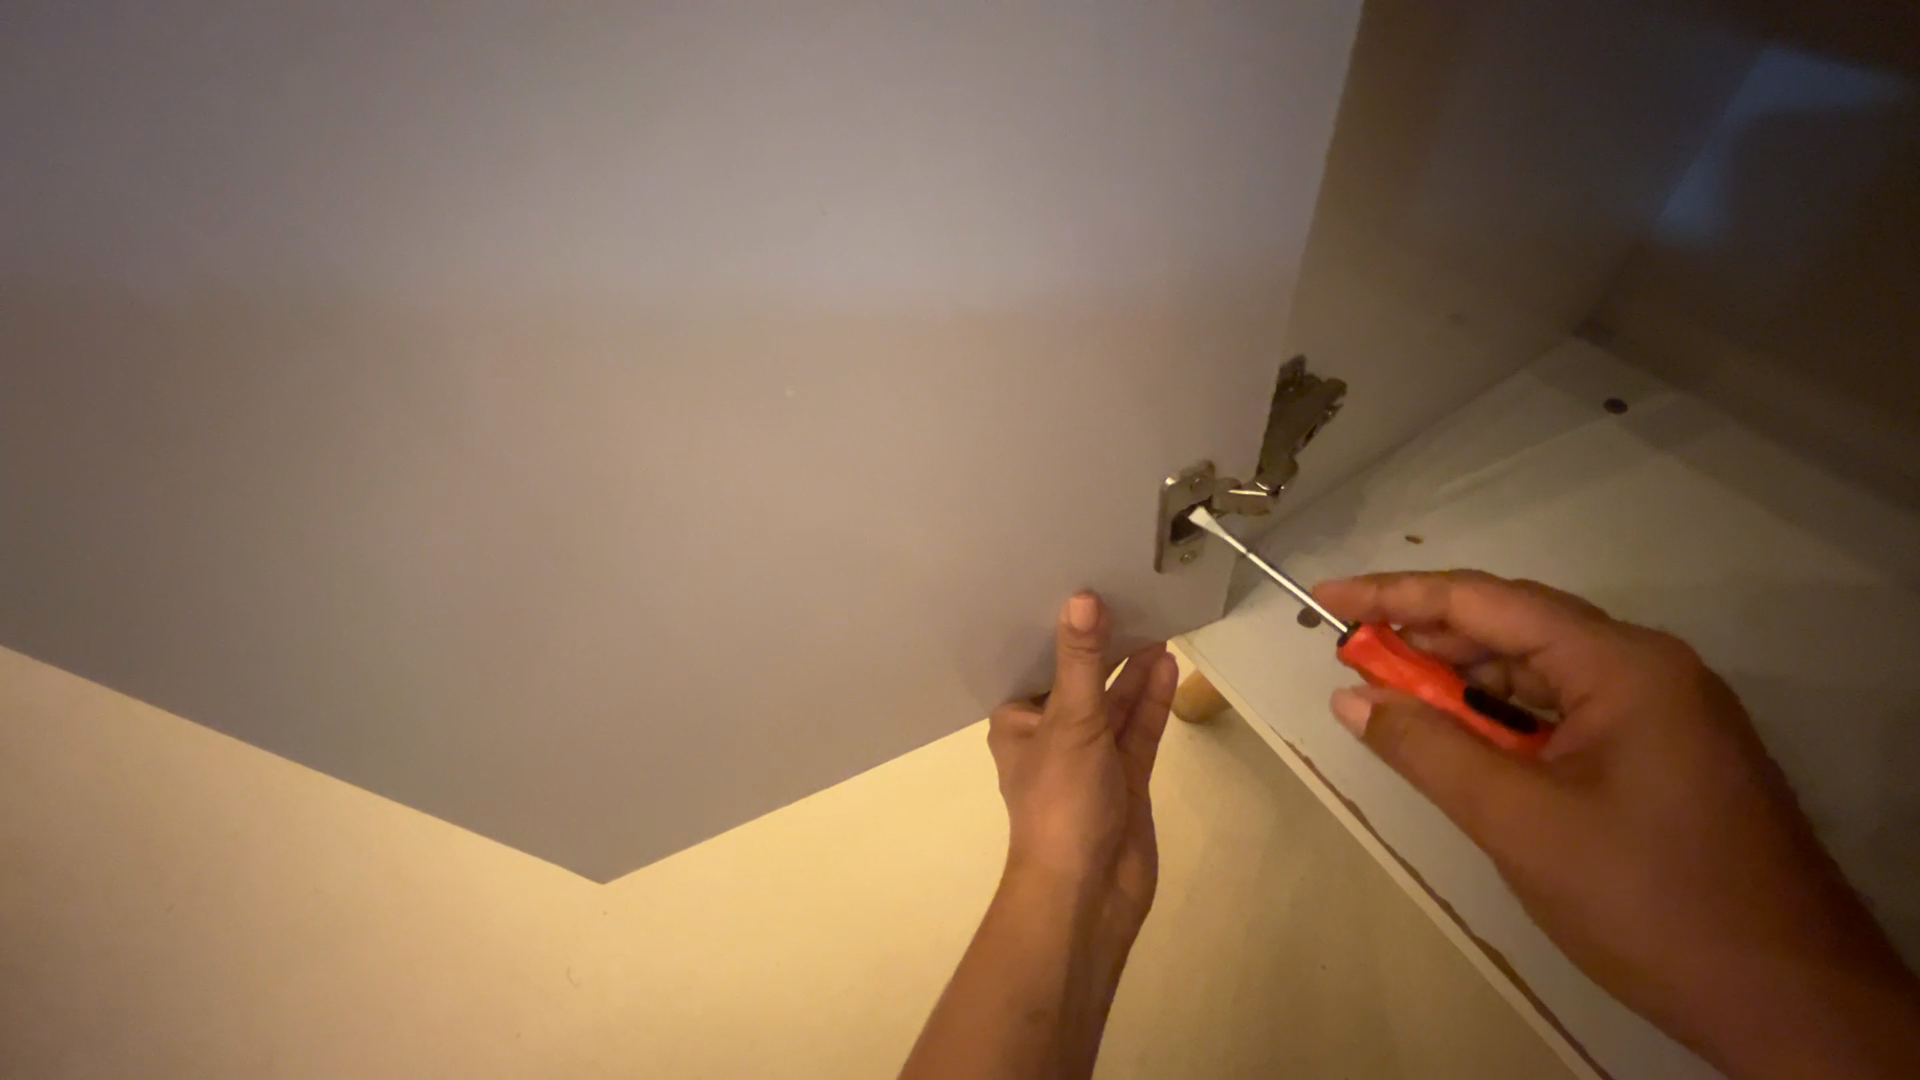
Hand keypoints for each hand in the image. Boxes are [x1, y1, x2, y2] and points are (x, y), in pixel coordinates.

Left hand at [987, 592, 1179, 936]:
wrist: (1089, 893)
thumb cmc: (1061, 800)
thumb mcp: (1070, 721)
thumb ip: (1081, 660)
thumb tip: (1082, 597)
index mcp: (1018, 721)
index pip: (1035, 663)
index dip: (1056, 628)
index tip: (1078, 584)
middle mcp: (1051, 733)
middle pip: (1079, 679)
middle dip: (1102, 645)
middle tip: (1127, 595)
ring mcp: (1090, 757)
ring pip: (1113, 703)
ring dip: (1132, 669)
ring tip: (1155, 621)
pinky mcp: (1124, 776)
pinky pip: (1138, 728)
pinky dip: (1151, 699)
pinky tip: (1167, 663)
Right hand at [1313, 571, 1919, 1079]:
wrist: (1801, 1015)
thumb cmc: (1651, 903)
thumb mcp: (1516, 821)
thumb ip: (1424, 748)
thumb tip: (1348, 698)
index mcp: (1621, 666)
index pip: (1485, 601)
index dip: (1394, 594)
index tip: (1326, 597)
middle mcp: (1643, 669)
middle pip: (1509, 625)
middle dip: (1422, 635)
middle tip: (1349, 651)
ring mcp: (1656, 710)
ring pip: (1530, 668)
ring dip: (1455, 677)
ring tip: (1388, 693)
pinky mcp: (1655, 750)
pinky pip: (1554, 708)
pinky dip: (1493, 714)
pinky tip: (1452, 735)